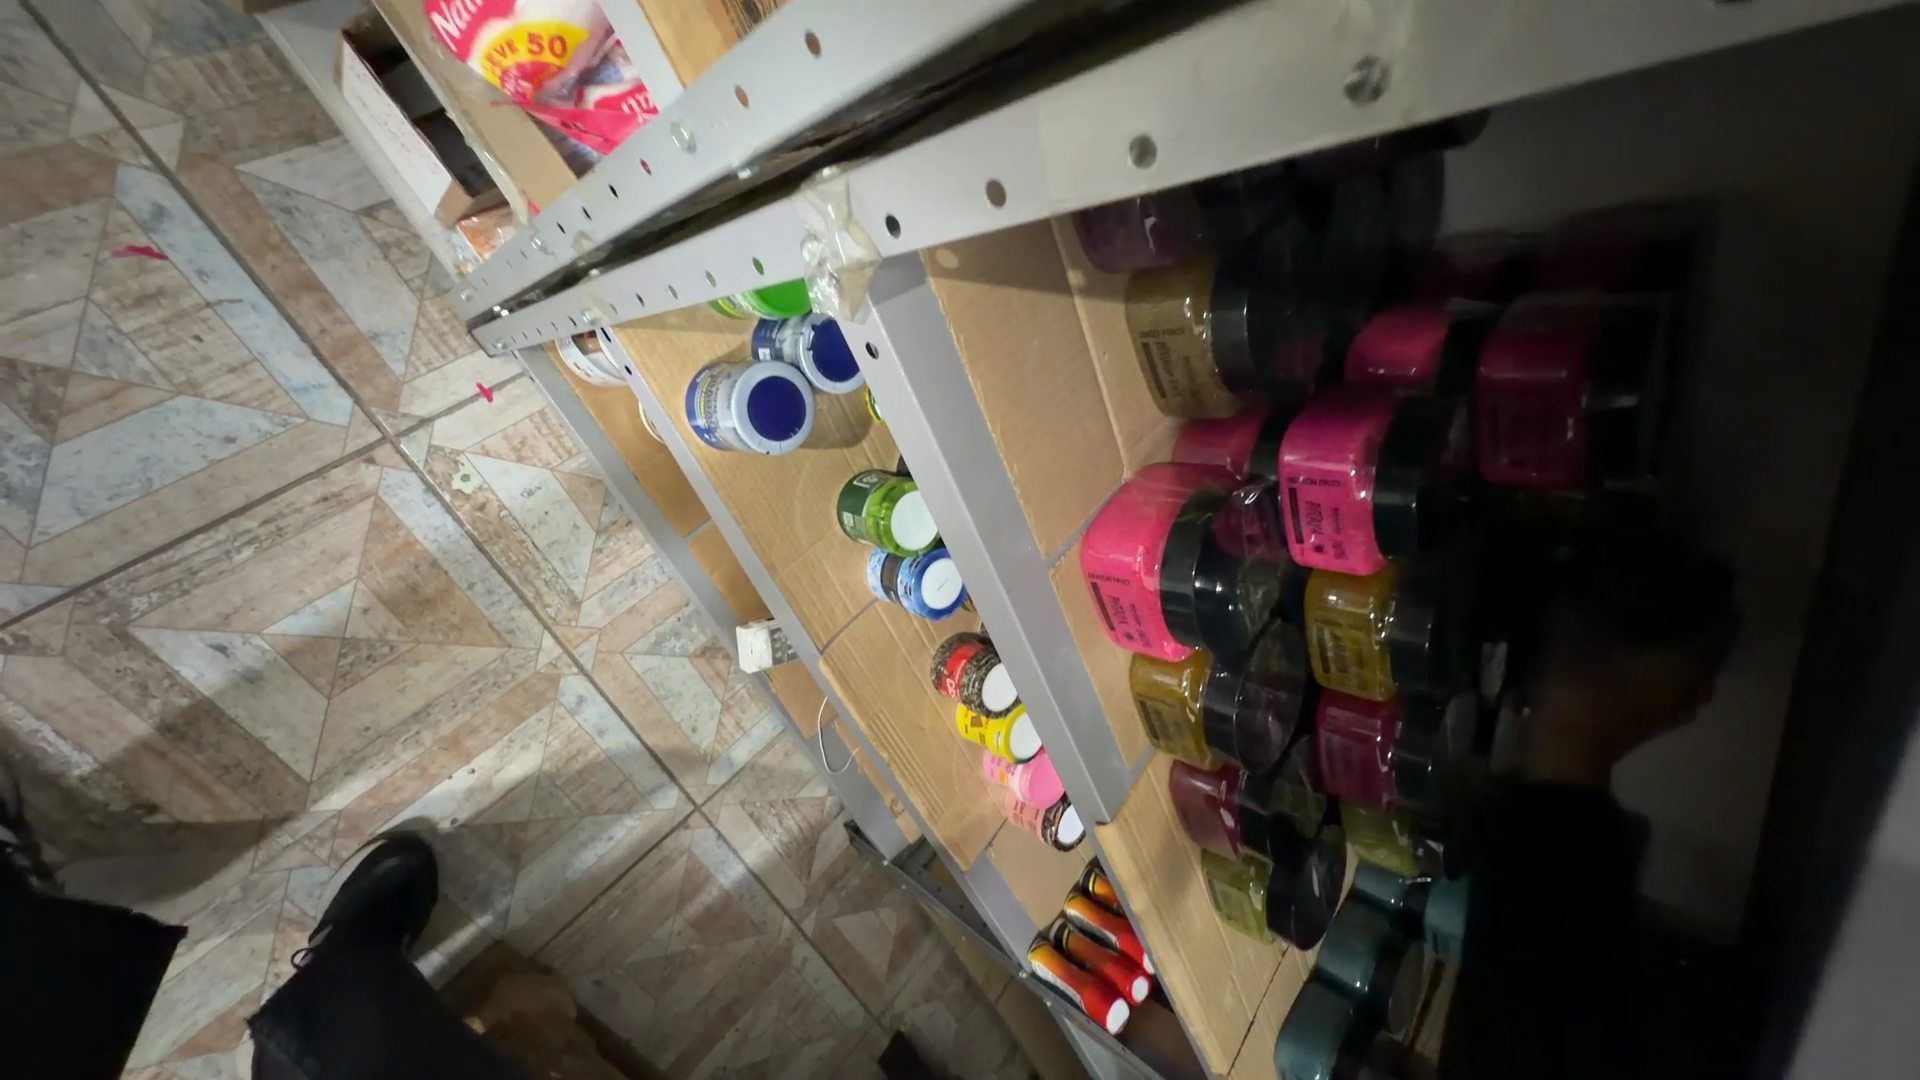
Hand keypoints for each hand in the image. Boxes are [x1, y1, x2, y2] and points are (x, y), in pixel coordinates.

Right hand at [1520, 535, 1736, 786]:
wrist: (1566, 748)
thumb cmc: (1579, 685)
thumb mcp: (1573, 632)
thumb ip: (1586, 600)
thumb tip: (1591, 571)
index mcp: (1691, 659)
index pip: (1719, 618)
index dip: (1706, 594)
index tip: (1687, 572)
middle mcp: (1699, 682)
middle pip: (1704, 643)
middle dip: (1685, 618)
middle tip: (1659, 594)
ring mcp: (1678, 706)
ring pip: (1686, 664)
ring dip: (1671, 645)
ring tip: (1640, 622)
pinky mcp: (1653, 718)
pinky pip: (1666, 681)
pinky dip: (1654, 664)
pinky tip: (1627, 653)